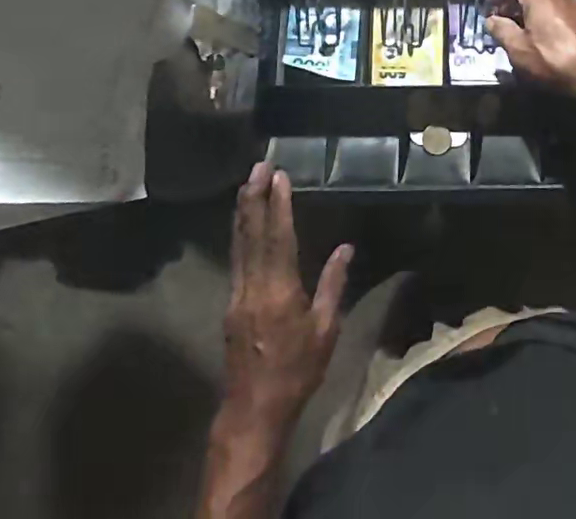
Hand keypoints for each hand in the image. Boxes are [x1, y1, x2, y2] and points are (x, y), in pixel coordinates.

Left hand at [222, 161, 351, 429]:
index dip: (278, 205)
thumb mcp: (325, 330)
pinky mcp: (230, 305)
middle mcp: (252, 287)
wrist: (254, 409)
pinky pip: (235, 259)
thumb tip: (345, 248)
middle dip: (254, 197)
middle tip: (258, 167)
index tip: (279, 177)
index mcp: (279, 291)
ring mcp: (236, 295)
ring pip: (238, 244)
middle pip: (251, 234)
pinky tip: (242, 223)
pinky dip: (239, 234)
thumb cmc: (298, 370)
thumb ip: (333, 285)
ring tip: (247, 184)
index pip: (279, 238)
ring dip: (243, 211)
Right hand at [485, 0, 575, 107]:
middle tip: (502, 20)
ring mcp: (575, 4)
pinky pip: (559, 10)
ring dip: (530, 10)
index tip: (491, 5)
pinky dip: (546, 17)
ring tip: (521, 31)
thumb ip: (501, 30)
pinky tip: (544, 38)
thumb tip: (491, 20)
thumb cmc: (554, 60)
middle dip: (513, 1)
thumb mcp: (519, 49)